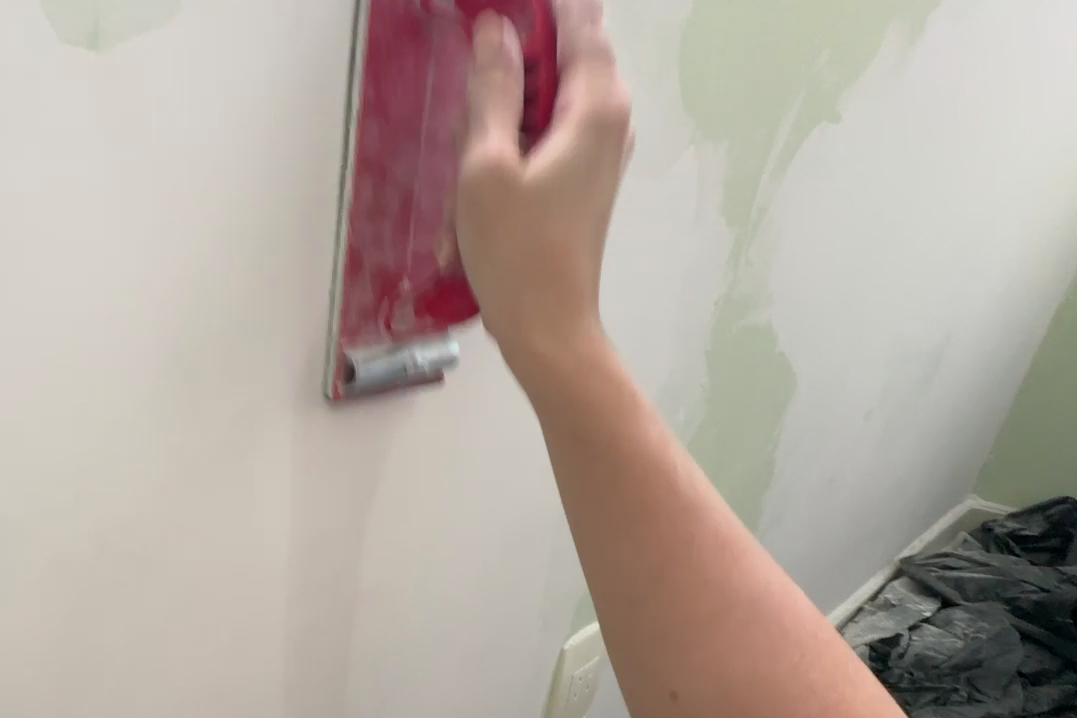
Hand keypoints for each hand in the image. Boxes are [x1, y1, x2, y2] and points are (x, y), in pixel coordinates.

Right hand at [447, 0, 633, 371]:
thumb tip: (492, 30)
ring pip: (551, 104)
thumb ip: (491, 94)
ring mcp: (599, 154)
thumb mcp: (486, 169)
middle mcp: (610, 120)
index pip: (578, 22)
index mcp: (596, 105)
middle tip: (469, 85)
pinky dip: (514, 147)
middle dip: (515, 66)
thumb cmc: (514, 251)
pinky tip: (480, 183)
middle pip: (565, 60)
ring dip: (506, 116)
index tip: (492, 12)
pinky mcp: (583, 184)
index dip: (538, 9)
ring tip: (467, 153)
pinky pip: (548, 140)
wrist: (546, 327)